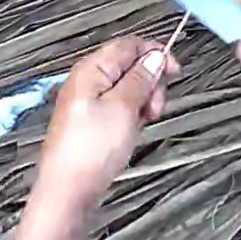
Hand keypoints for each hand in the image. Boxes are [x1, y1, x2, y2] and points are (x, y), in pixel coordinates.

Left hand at [35, 37, 176, 208]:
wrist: (67, 195)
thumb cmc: (89, 153)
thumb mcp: (124, 107)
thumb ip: (141, 77)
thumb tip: (155, 57)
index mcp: (92, 70)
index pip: (130, 45)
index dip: (155, 54)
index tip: (172, 70)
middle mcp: (87, 81)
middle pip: (131, 66)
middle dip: (150, 82)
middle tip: (153, 105)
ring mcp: (88, 102)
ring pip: (128, 88)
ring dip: (142, 101)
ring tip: (140, 122)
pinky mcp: (91, 121)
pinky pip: (119, 106)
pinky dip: (131, 115)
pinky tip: (131, 131)